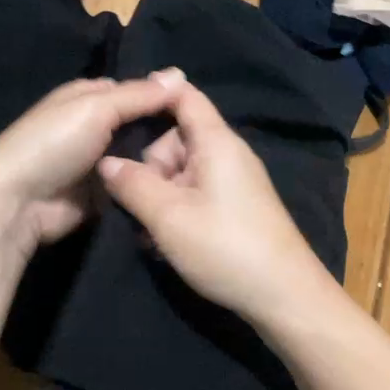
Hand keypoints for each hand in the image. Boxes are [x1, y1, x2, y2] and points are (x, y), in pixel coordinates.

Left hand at [0, 70, 186, 256]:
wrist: (20, 203)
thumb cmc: (53, 143)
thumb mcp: (96, 108)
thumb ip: (138, 94)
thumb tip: (180, 73)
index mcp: (86, 96)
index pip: (134, 90)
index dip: (162, 97)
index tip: (197, 107)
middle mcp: (92, 125)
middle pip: (140, 124)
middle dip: (164, 132)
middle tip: (201, 142)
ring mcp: (98, 161)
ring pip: (140, 155)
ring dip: (160, 160)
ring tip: (195, 165)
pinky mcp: (103, 193)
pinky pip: (133, 183)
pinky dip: (149, 184)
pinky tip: (178, 187)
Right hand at [96, 82, 332, 323]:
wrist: (284, 297)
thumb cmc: (225, 247)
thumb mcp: (168, 216)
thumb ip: (133, 184)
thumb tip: (105, 162)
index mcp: (216, 141)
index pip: (184, 95)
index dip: (154, 92)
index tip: (120, 107)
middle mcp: (228, 153)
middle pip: (176, 138)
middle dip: (151, 165)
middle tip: (144, 203)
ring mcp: (234, 181)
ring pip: (182, 170)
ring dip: (161, 195)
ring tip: (152, 231)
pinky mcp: (236, 207)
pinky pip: (196, 192)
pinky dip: (177, 209)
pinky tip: (166, 241)